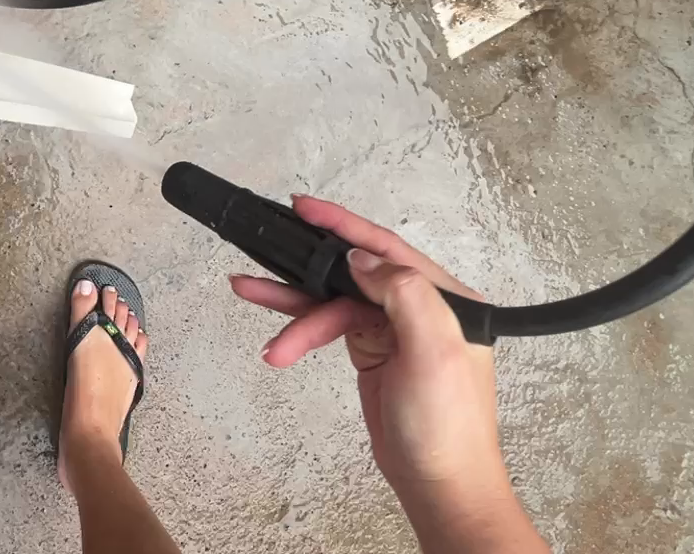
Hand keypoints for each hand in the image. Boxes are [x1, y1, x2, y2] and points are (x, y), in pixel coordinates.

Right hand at [230, 198, 518, 523]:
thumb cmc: (446, 426)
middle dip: (303, 265)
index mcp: (443, 298)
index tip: (304, 207)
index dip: (342, 224)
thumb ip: (403, 293)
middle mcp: (416, 304)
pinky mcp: (367, 344)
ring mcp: (389, 325)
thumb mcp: (433, 352)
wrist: (437, 485)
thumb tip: (359, 258)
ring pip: (329, 296)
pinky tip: (276, 338)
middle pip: (348, 270)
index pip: (386, 247)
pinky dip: (298, 328)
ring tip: (247, 288)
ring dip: (289, 299)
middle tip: (265, 248)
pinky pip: (323, 322)